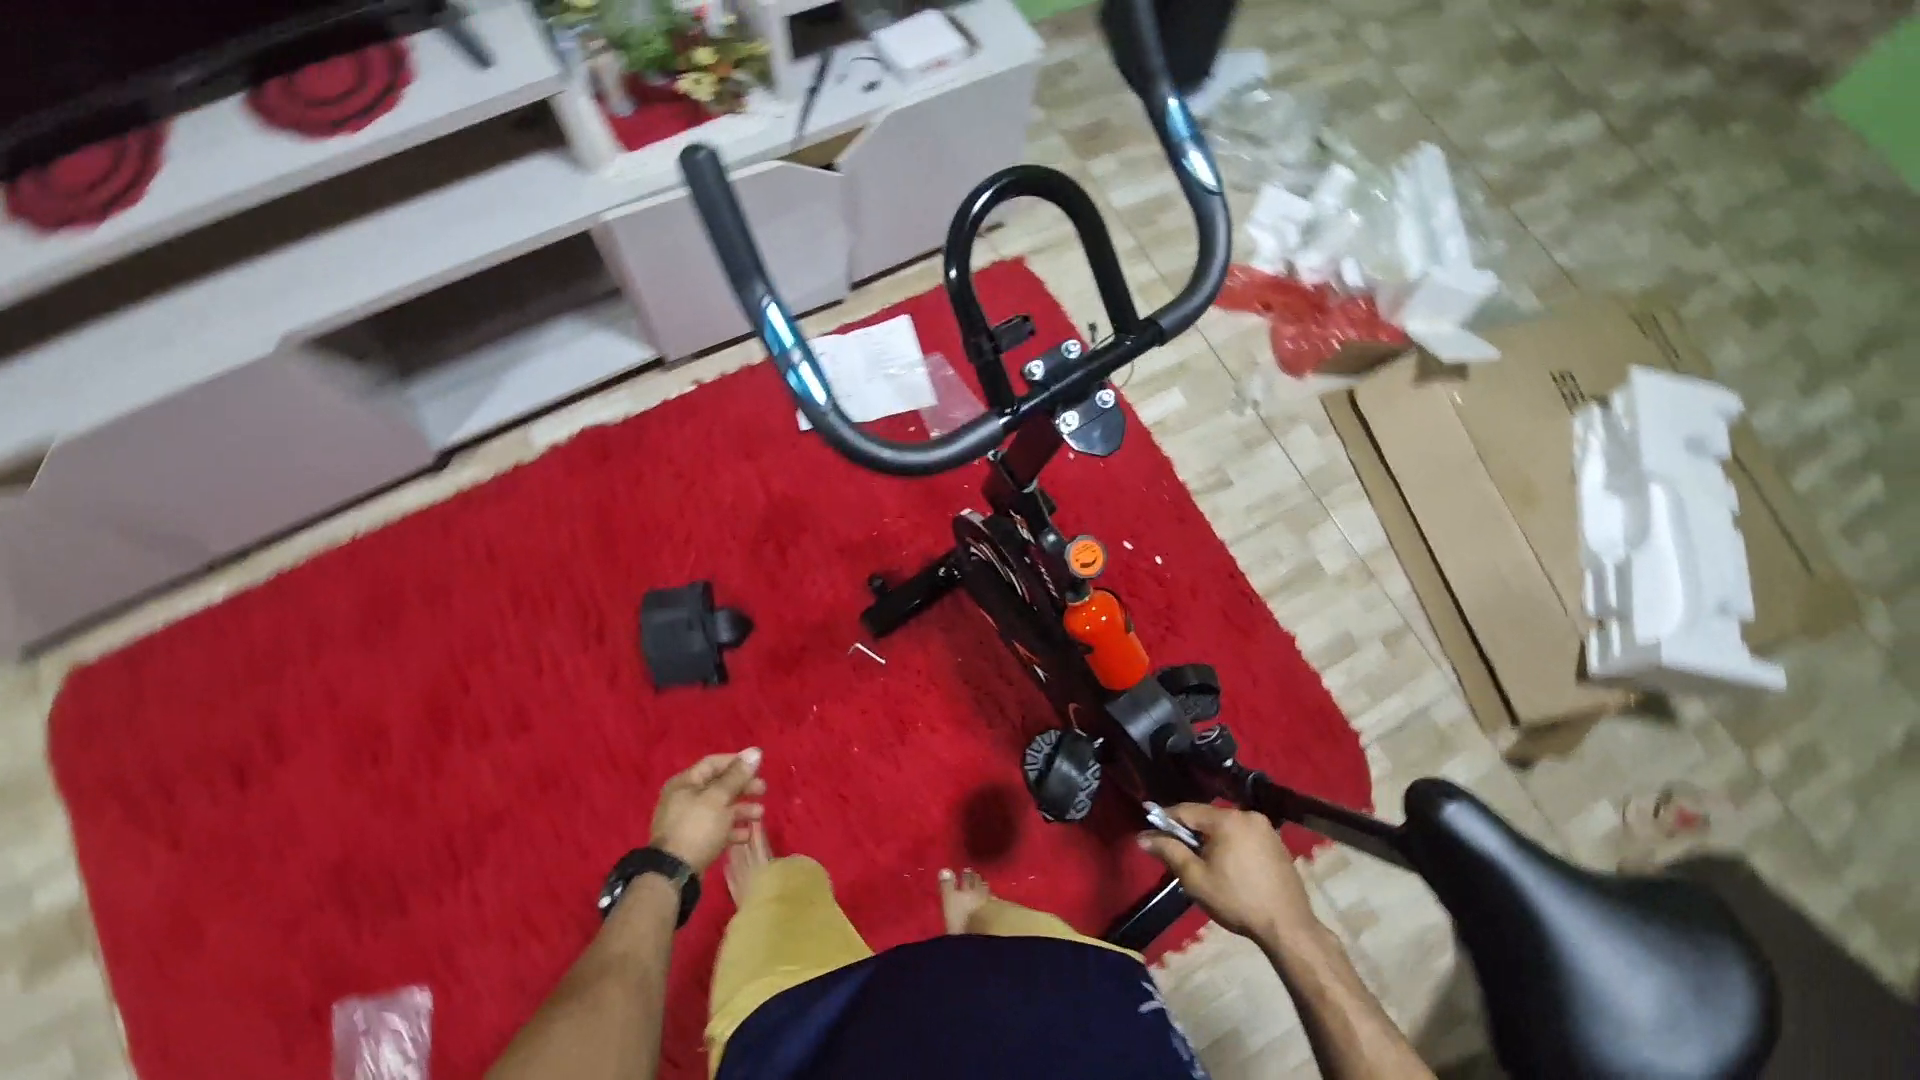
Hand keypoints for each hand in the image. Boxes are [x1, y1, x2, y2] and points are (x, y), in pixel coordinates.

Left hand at [649, 748, 765, 872]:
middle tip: (763, 790)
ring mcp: (688, 821)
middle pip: (718, 786)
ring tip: (759, 815)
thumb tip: (755, 751)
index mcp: (685, 783)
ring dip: (741, 810)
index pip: (713, 763)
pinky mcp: (693, 841)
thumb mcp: (719, 798)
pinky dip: (731, 830)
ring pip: (720, 809)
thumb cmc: (697, 828)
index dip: (736, 762)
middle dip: (743, 787)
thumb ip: (737, 775)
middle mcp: (684, 798)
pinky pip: (716, 829)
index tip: (758, 766)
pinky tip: (746, 836)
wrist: (674, 873)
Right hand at [1138, 803, 1319, 945]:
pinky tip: (1229, 868)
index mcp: (1227, 819)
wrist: (1287, 926)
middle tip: (1178, 855)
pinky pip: (1244, 836)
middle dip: (1190, 833)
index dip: (1166, 820)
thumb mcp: (1195, 878)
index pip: (1187, 810)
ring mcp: (1266, 829)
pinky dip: (1231, 846)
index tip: (1152, 833)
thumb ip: (1169, 852)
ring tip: (1203, 864)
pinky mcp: (1278, 843)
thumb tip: (1143, 837)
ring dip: (1211, 840)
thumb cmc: (1236, 900)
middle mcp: (1248, 816)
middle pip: (1208, 818)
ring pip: (1227, 828)